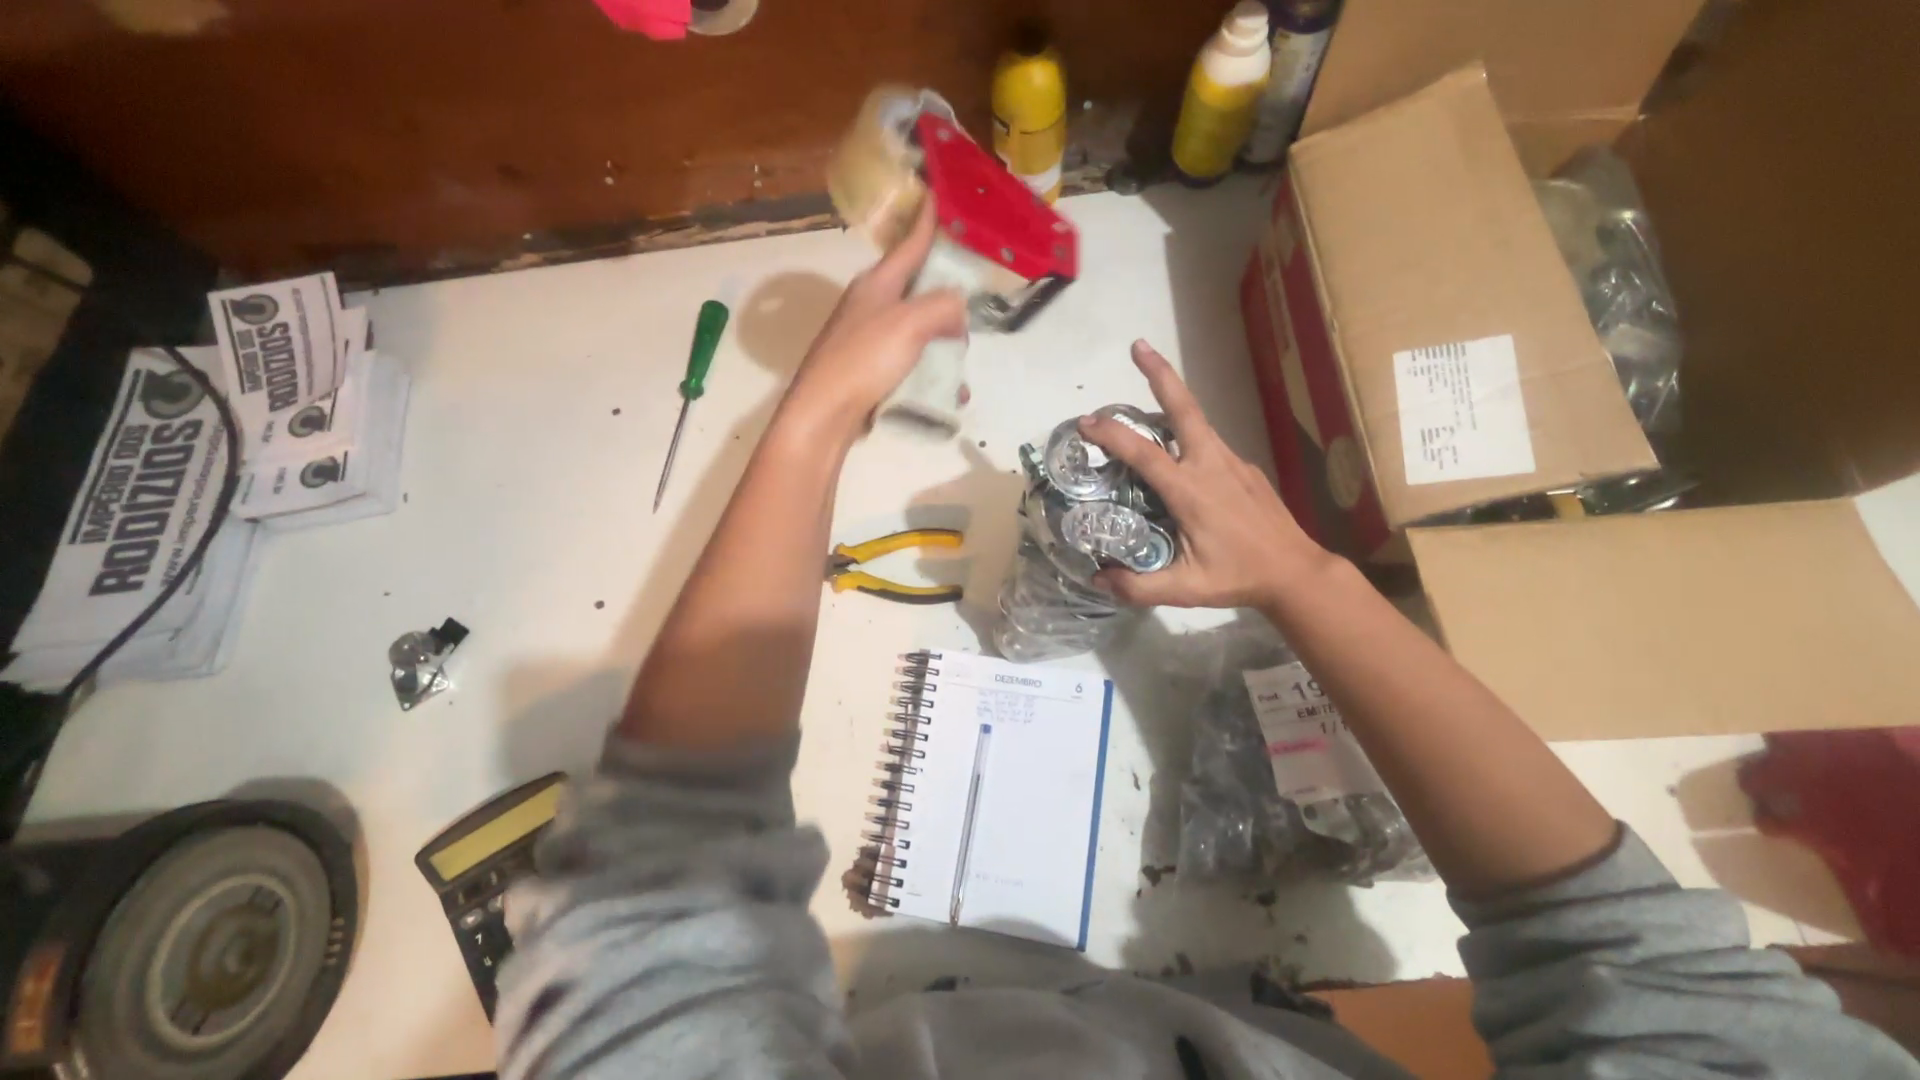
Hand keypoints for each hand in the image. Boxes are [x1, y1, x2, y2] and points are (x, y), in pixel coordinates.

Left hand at [783, 201, 967, 433]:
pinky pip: (909, 361)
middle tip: (968, 316)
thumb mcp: (910, 324)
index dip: (927, 221)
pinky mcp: (868, 369)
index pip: (909, 243)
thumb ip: (942, 306)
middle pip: (918, 289)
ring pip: (918, 328)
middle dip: (947, 300)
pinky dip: (928, 372)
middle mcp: (871, 304)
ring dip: (941, 344)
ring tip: (957, 367)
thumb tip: (957, 308)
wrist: (823, 415)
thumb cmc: (863, 361)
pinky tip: (943, 393)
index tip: (939, 195)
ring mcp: (868, 338)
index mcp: (877, 283)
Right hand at [1078, 341, 1337, 609]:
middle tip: (1138, 346)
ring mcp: (1233, 463)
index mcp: (1190, 490)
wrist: (1296, 572)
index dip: (1113, 435)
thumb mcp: (1184, 590)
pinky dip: (1188, 437)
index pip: (1143, 453)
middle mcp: (1211, 465)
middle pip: (1183, 408)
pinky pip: (1211, 445)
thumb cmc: (1238, 577)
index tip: (1086, 422)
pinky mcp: (1246, 470)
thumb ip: (1136, 586)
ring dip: (1171, 403)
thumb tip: (1096, 580)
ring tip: (1143, 406)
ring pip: (1197, 423)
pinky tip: (1180, 459)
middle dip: (1160, 373)